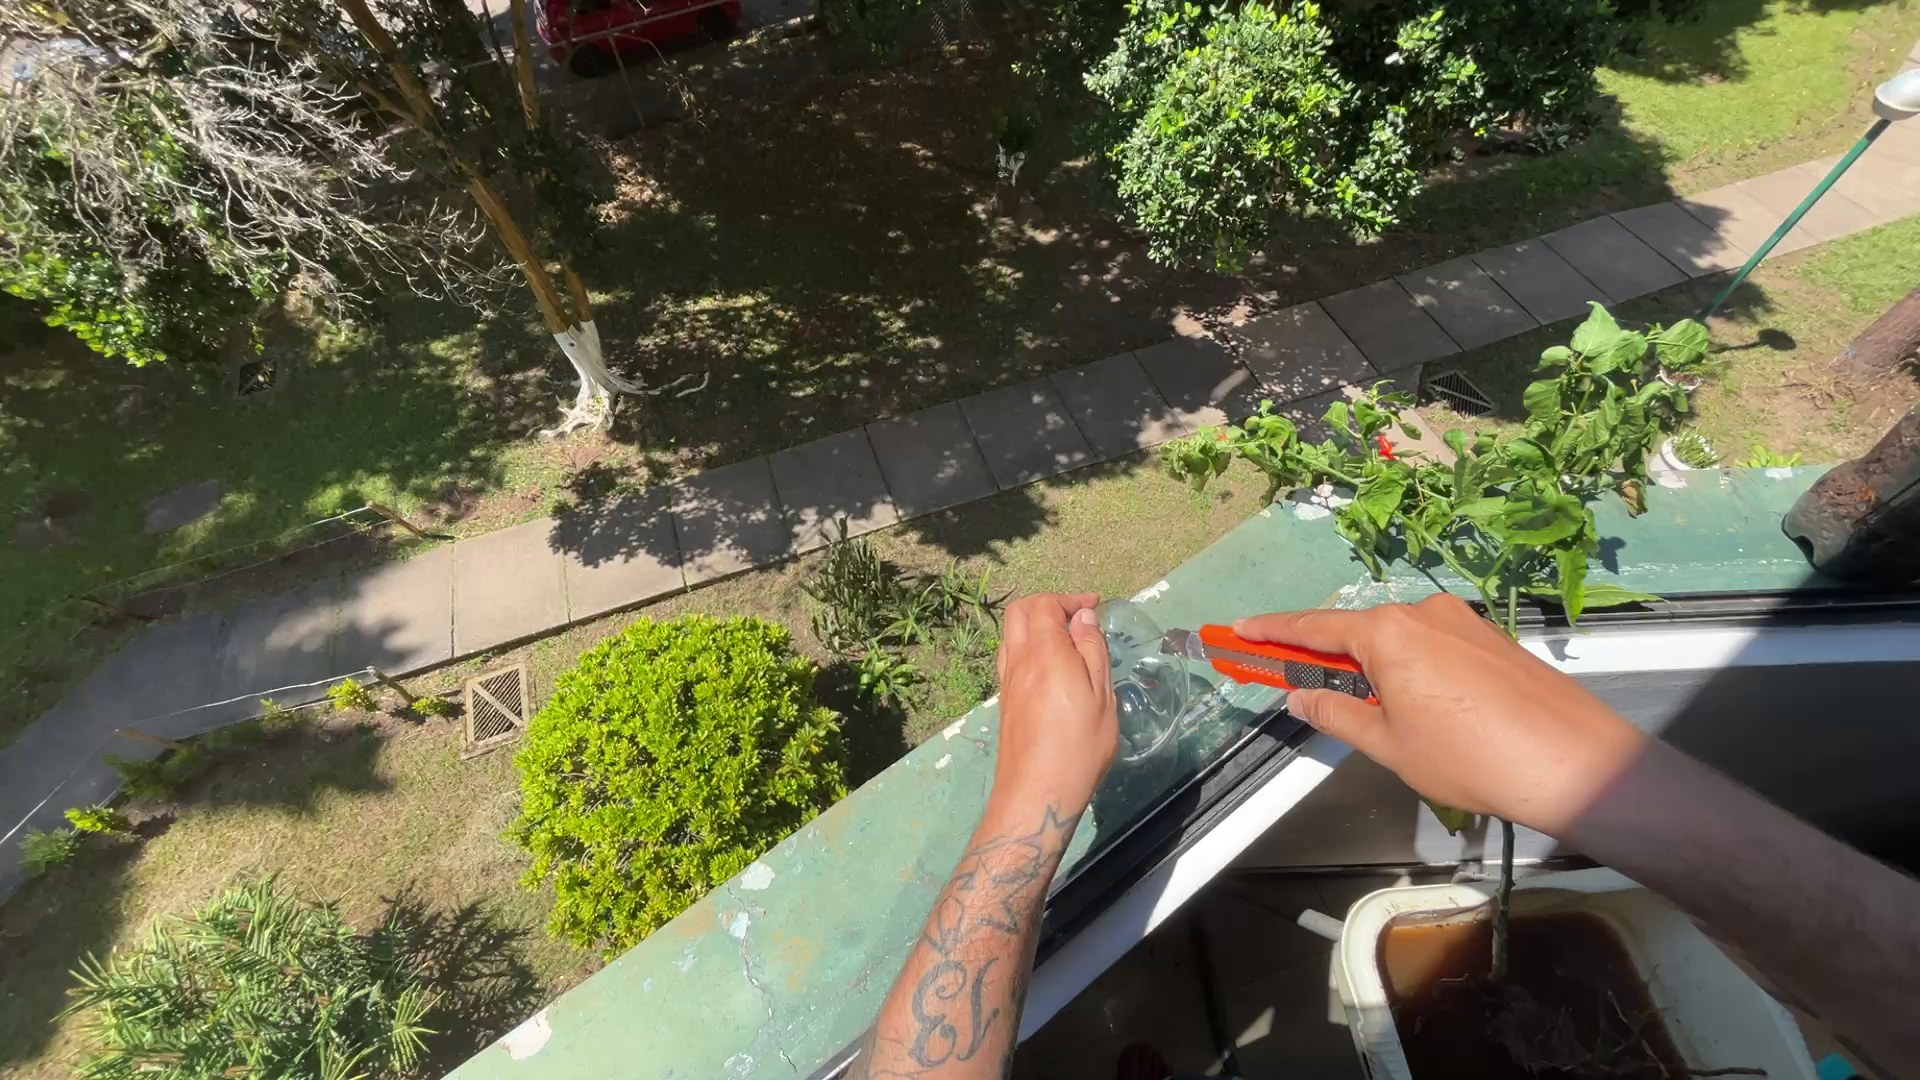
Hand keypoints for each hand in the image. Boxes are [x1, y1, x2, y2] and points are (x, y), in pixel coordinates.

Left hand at [992, 593, 1117, 817]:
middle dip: (1048, 604)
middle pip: (1020, 612)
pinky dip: (1027, 645)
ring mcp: (1007, 680)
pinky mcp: (1004, 699)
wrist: (1037, 791)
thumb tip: (1084, 616)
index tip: (1094, 606)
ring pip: (1011, 633)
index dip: (1070, 599)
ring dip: (1034, 623)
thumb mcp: (1101, 695)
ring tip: (1063, 638)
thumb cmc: (1079, 745)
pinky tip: (1048, 665)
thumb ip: (1092, 650)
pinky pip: (1010, 655)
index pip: (1046, 605)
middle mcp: (1019, 659)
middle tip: (1076, 617)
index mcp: (1045, 652)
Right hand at [1234, 593, 1647, 835]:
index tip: (1238, 630)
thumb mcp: (1388, 743)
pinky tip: (1425, 703)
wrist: (1585, 768)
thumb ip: (1334, 712)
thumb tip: (1298, 695)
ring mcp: (1461, 619)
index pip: (1311, 627)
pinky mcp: (1491, 635)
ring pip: (1395, 637)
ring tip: (1382, 710)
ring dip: (1372, 664)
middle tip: (1306, 683)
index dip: (1270, 631)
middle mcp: (1420, 612)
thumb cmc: (1470, 757)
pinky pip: (1430, 642)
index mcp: (1387, 632)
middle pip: (1354, 630)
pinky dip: (1408, 663)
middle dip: (1326, 655)